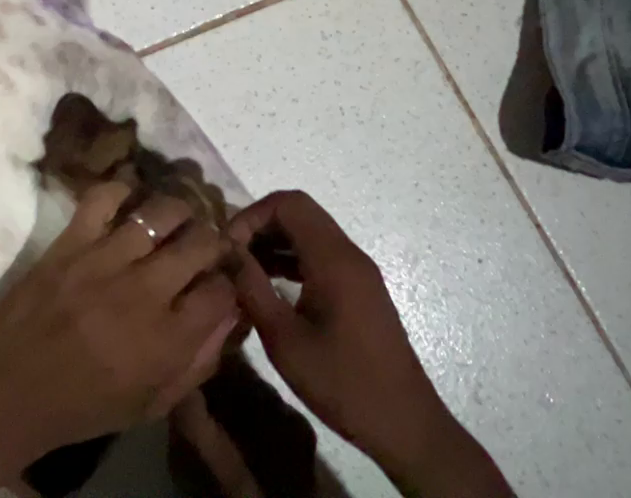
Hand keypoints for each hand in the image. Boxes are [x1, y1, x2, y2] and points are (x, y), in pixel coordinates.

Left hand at [0, 182, 240, 482]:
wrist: (11, 388)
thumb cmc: (84, 405)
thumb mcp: (153, 403)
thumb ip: (197, 361)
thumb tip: (227, 316)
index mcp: (169, 339)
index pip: (223, 291)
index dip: (228, 284)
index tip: (219, 283)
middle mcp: (145, 291)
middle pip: (200, 243)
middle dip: (211, 241)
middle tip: (203, 244)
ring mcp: (105, 260)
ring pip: (160, 213)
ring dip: (178, 211)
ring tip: (176, 217)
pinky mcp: (69, 242)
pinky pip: (103, 198)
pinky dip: (121, 190)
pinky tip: (128, 200)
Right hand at [229, 191, 512, 497]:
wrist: (404, 426)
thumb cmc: (341, 382)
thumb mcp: (283, 337)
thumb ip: (251, 287)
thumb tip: (226, 251)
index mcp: (334, 260)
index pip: (288, 203)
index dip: (251, 215)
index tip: (228, 248)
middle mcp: (349, 256)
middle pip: (298, 213)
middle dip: (258, 226)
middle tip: (231, 258)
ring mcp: (357, 273)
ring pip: (308, 234)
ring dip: (272, 243)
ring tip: (243, 274)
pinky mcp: (358, 291)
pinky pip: (318, 257)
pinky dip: (290, 260)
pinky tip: (268, 288)